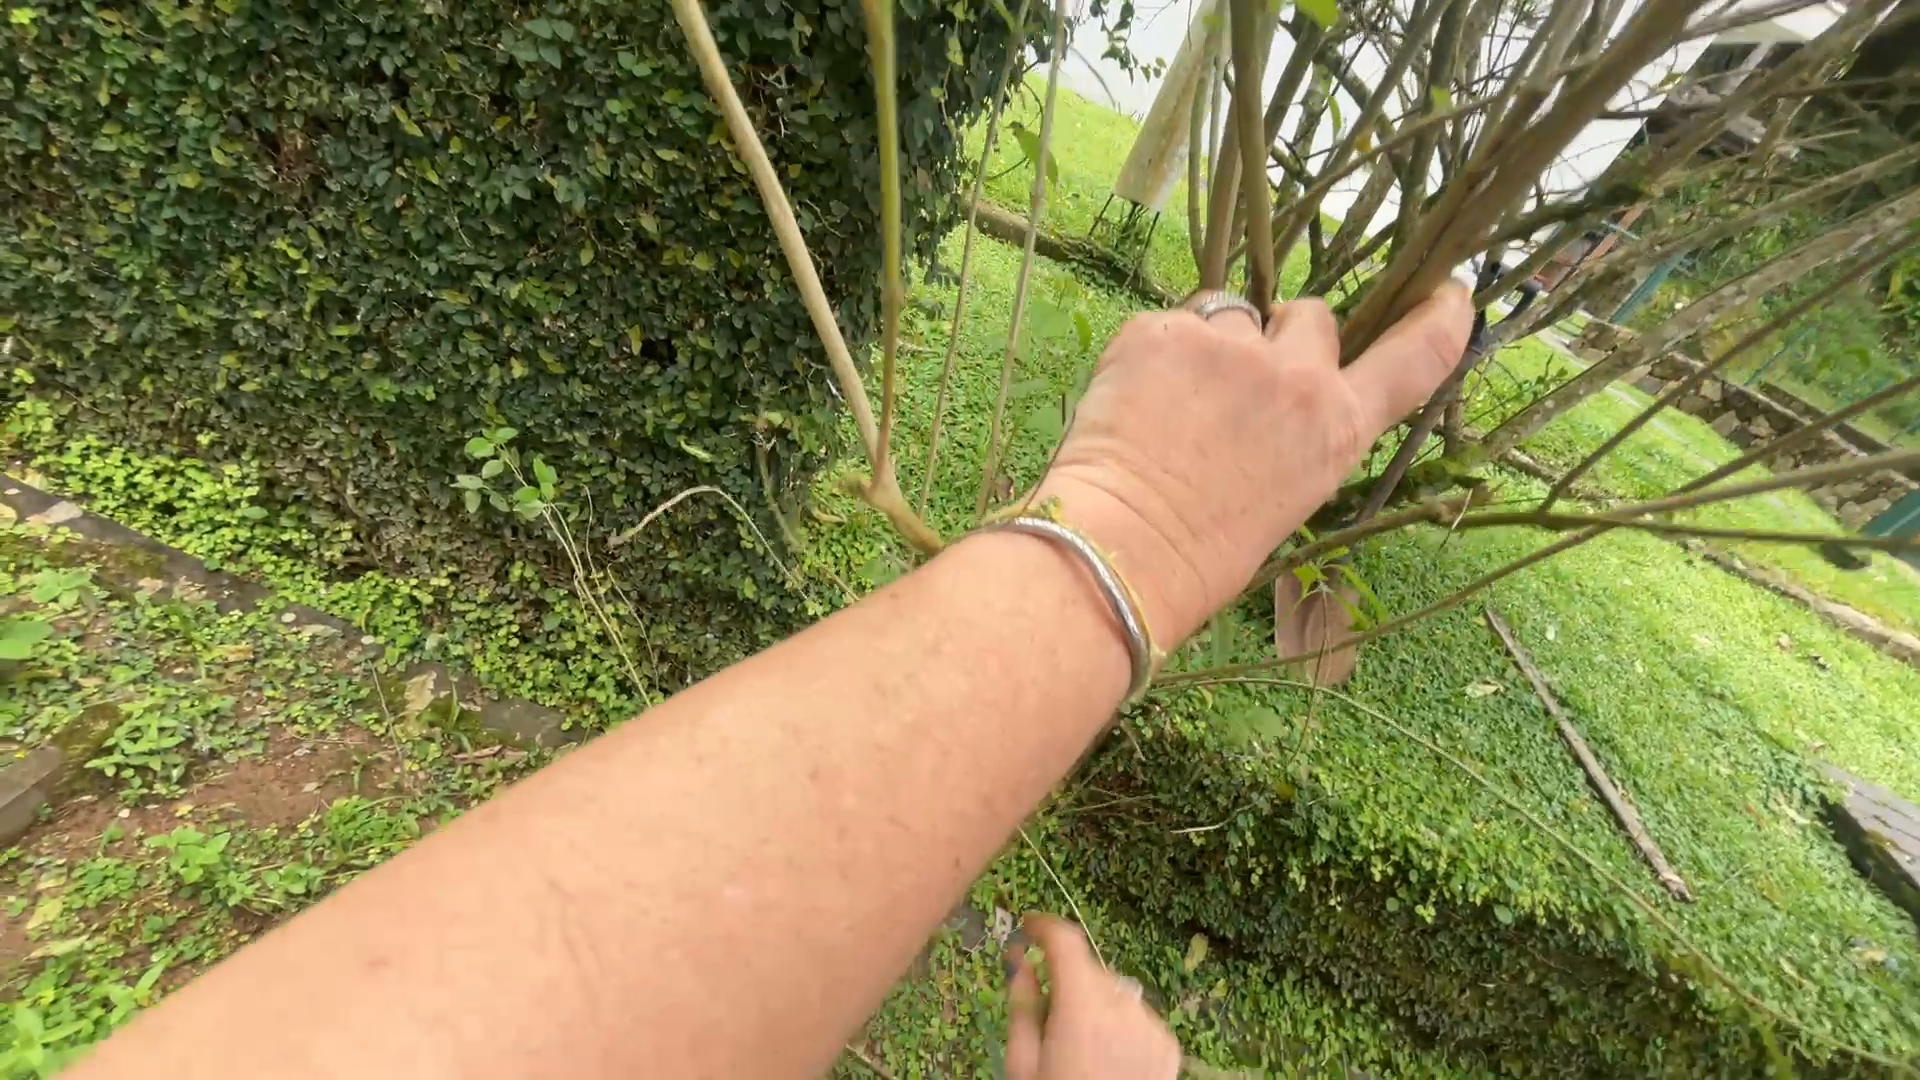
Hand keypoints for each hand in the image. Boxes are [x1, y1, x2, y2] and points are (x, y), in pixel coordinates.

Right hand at [1004, 915, 1179, 1079]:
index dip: (1043, 925)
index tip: (1027, 927)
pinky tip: (1108, 1056)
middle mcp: (1121, 1003)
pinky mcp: (1169, 1043)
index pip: (1065, 938)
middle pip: (1087, 966)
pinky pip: (1135, 1014)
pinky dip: (1119, 1022)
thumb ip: (1022, 1002)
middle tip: (1048, 1009)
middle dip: (1065, 975)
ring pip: (1111, 988)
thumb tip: (1021, 957)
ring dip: (1093, 999)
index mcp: (1081, 1006)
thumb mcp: (1023, 1064)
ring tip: (1080, 1042)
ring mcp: (1150, 1023)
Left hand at [1033, 285, 1471, 643]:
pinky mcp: (1162, 332)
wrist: (1126, 548)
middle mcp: (1296, 376)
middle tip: (1237, 375)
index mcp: (1336, 428)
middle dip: (1281, 334)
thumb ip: (1291, 435)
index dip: (1437, 320)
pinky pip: (1166, 325)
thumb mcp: (1282, 499)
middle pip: (1310, 316)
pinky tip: (1130, 401)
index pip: (1416, 357)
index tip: (1448, 293)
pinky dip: (1152, 353)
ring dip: (1209, 343)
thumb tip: (1264, 403)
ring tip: (1168, 402)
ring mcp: (1228, 346)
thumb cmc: (1200, 555)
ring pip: (1228, 314)